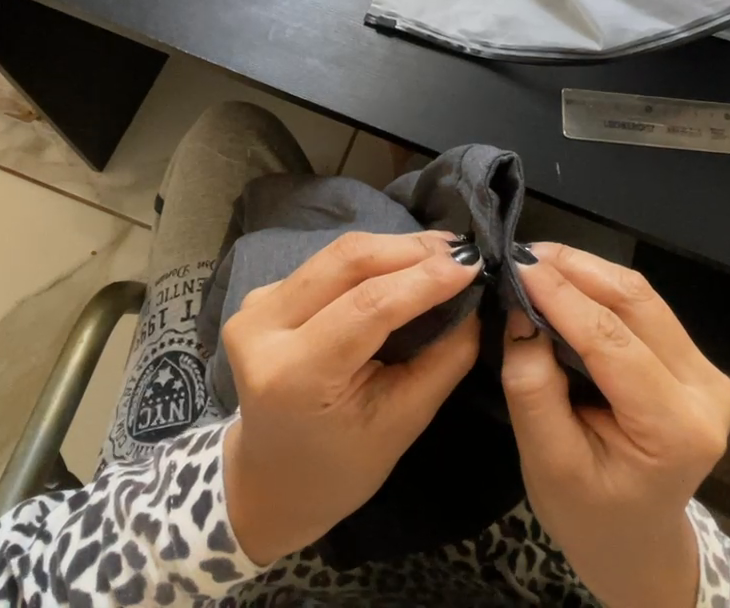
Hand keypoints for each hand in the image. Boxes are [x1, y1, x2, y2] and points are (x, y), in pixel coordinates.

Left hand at [222, 230, 481, 564]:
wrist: (270, 481)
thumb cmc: (339, 468)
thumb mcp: (402, 424)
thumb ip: (443, 359)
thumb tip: (475, 300)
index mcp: (293, 375)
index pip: (368, 306)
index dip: (425, 278)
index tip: (474, 262)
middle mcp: (261, 328)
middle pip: (346, 261)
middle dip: (411, 249)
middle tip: (463, 250)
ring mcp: (254, 307)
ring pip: (336, 255)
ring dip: (393, 248)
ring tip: (442, 253)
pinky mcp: (259, 296)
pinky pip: (324, 265)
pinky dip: (370, 261)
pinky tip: (402, 268)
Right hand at [500, 243, 729, 607]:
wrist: (638, 543)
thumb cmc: (589, 515)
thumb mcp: (548, 463)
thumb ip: (533, 389)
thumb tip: (520, 314)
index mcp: (676, 429)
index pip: (612, 341)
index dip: (561, 295)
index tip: (515, 263)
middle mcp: (706, 391)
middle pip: (636, 303)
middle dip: (574, 268)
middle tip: (519, 253)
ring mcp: (708, 373)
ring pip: (641, 296)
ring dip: (584, 271)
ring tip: (533, 262)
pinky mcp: (694, 362)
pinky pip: (642, 308)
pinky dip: (597, 288)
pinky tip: (561, 282)